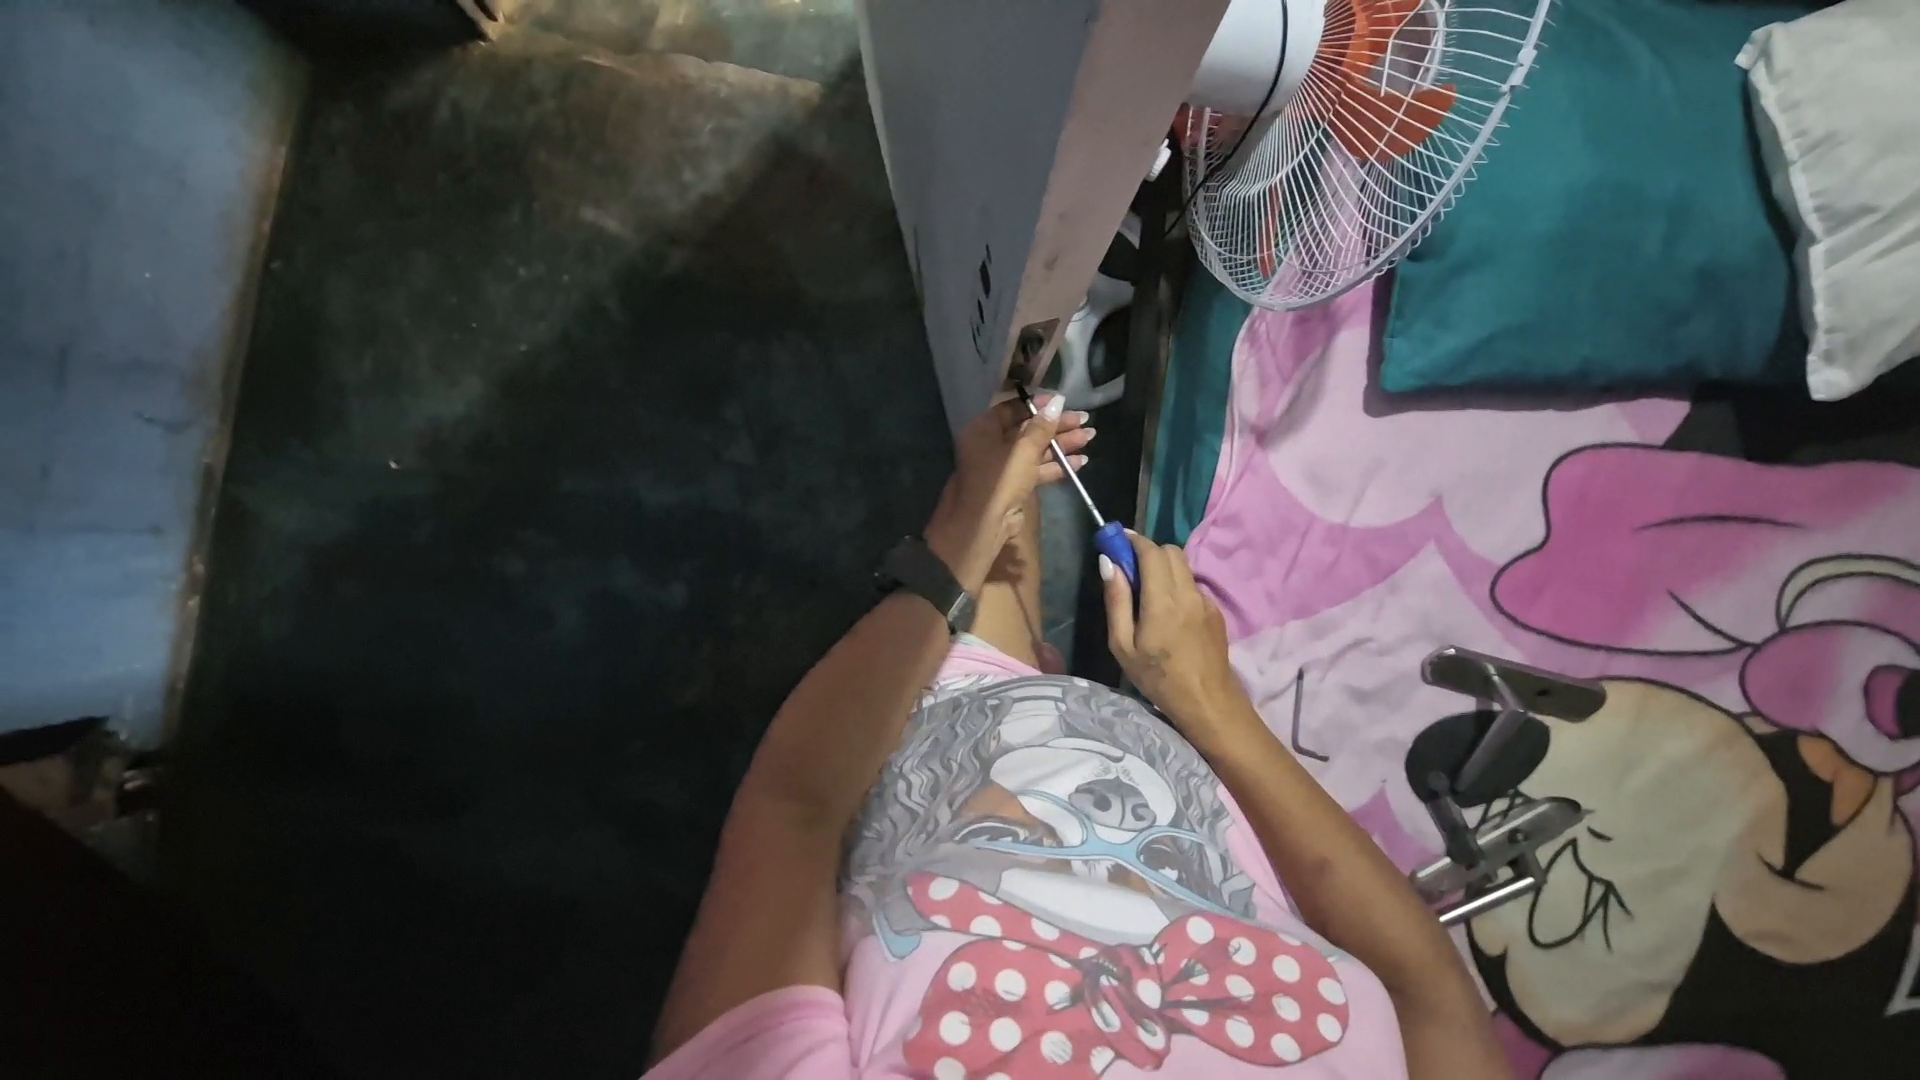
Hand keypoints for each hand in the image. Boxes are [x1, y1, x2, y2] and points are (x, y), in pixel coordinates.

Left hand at [924, 393, 1093, 591]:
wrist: (984, 526)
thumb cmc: (1000, 480)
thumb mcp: (1023, 450)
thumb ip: (1041, 426)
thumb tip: (1057, 401)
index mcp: (983, 430)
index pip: (1012, 409)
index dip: (1038, 405)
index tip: (1063, 403)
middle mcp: (990, 446)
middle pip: (1027, 430)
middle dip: (1057, 427)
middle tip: (1085, 422)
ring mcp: (1002, 468)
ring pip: (1035, 451)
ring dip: (1061, 445)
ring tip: (1089, 439)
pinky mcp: (1013, 487)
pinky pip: (1036, 471)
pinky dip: (1056, 466)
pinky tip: (1080, 462)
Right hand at [1101, 532, 1262, 753]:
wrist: (1207, 701)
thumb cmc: (1157, 678)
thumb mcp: (1123, 645)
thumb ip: (1116, 601)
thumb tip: (1109, 563)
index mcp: (1162, 601)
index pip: (1151, 552)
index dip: (1133, 541)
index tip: (1116, 540)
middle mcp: (1187, 593)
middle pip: (1170, 551)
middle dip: (1148, 551)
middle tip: (1130, 569)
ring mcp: (1205, 600)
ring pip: (1183, 566)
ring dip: (1163, 567)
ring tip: (1148, 593)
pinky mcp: (1215, 610)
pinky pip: (1192, 585)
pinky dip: (1177, 586)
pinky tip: (1169, 613)